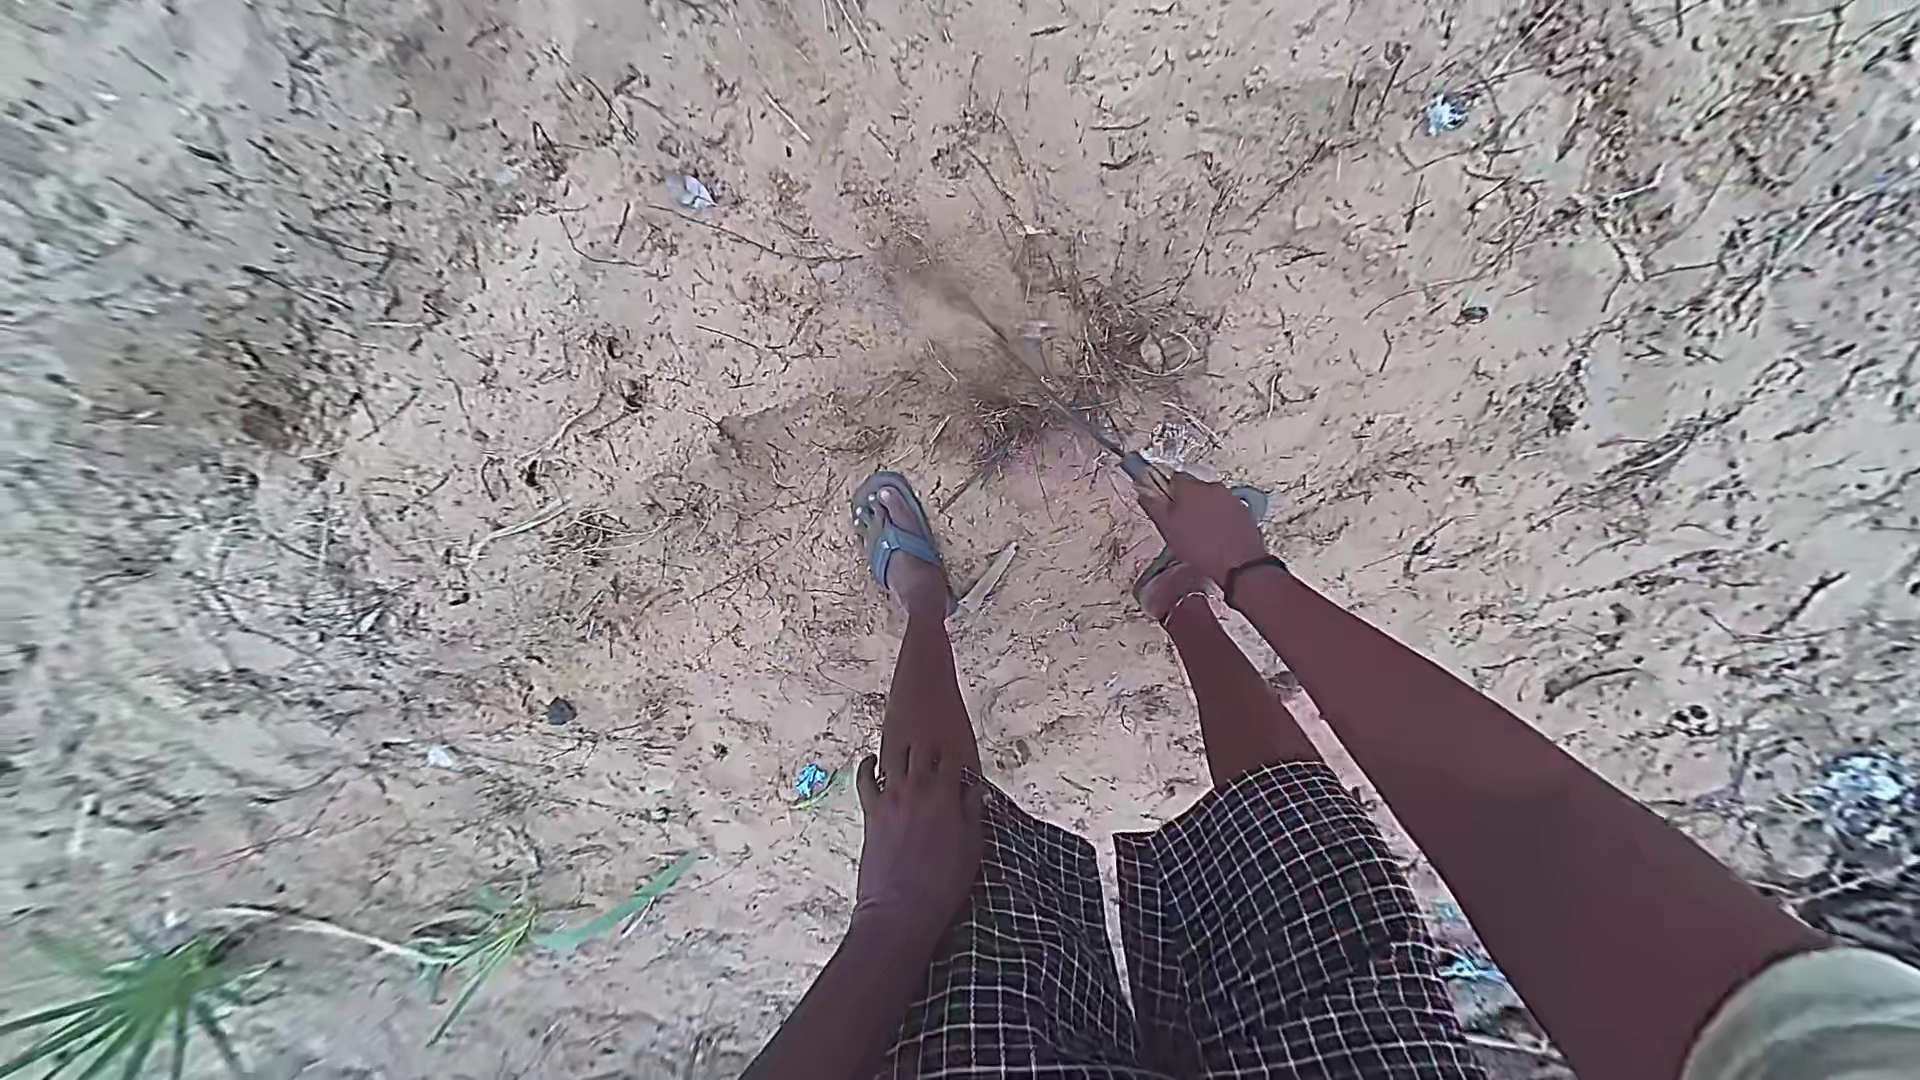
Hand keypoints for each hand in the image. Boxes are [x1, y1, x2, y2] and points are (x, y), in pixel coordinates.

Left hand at [852, 747, 981, 941]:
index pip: (950, 759)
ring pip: (895, 757)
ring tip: (908, 750)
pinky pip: (865, 779)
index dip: (954, 755)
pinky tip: (871, 761)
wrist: (901, 909)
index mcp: (944, 794)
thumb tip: (975, 790)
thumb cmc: (942, 883)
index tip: (957, 758)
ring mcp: (891, 797)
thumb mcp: (972, 848)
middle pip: (921, 749)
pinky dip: (867, 766)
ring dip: (903, 751)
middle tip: (933, 751)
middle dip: (929, 747)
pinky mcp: (871, 811)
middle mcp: (916, 788)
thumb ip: (973, 813)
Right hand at [1135, 471, 1269, 583]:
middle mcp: (1212, 487)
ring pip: (1210, 498)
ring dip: (1203, 509)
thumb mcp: (1167, 528)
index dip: (1166, 491)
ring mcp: (1230, 498)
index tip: (1164, 503)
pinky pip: (1225, 509)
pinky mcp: (1242, 511)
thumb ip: (1153, 505)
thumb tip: (1144, 492)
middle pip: (1193, 487)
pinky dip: (1218, 517)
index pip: (1173, 477)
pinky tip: (1214, 535)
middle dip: (1185, 501)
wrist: (1237, 562)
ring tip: (1197, 532)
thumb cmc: (1201, 547)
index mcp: (1190, 488)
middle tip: (1180, 522)